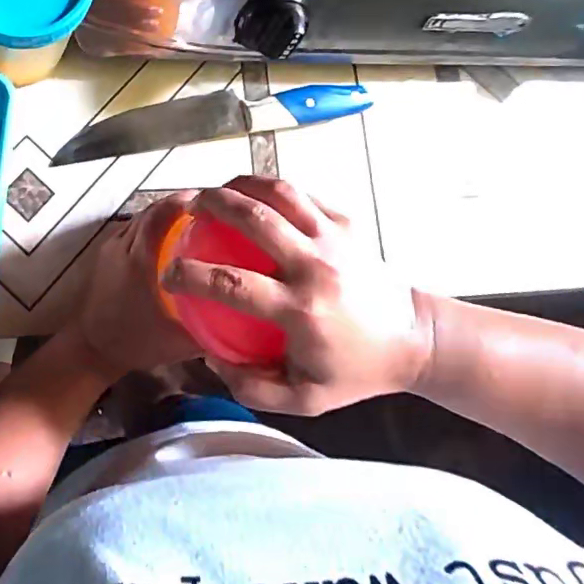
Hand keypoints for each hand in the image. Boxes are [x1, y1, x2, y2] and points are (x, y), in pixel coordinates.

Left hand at [70, 192, 200, 376]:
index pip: (162, 215)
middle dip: (184, 203)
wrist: (90, 349)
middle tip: (214, 209)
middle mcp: (125, 246)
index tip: (217, 203)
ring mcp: (113, 246)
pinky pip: (135, 226)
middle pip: (155, 209)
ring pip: (144, 215)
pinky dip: (155, 223)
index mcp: (140, 261)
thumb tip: (247, 318)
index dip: (188, 201)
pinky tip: (174, 233)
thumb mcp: (179, 342)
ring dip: (169, 211)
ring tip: (198, 217)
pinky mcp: (108, 250)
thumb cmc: (135, 343)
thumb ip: (211, 330)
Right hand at [161, 176, 431, 414]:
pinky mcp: (347, 224)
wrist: (413, 339)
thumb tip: (210, 358)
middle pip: (253, 218)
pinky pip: (303, 196)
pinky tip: (256, 193)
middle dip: (213, 204)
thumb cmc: (357, 371)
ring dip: (242, 184)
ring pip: (280, 194)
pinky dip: (273, 189)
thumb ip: (251, 386)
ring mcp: (334, 239)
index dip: (190, 276)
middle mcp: (315, 266)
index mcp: (300, 310)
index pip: (231, 284)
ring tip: (219, 188)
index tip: (170, 275)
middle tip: (190, 205)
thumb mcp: (304, 399)